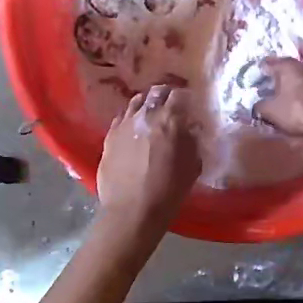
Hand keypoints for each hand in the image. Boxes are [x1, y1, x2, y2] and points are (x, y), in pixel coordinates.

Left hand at [97, 84, 201, 229]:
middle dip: (165, 95)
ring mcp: (123, 124)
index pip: (179, 94)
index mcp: (170, 119)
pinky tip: (133, 128)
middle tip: (171, 104)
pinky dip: (130, 119)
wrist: (132, 210)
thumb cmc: (169, 189)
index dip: (186, 96)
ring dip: (146, 104)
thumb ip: (192, 141)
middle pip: (156, 92)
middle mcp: (145, 114)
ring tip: (151, 113)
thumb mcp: (193, 165)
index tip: (189, 103)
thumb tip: (189, 129)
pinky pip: (121, 118)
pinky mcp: (109, 136)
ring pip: (136, 102)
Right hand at [252, 58, 302, 143]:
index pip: (267, 63)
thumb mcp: (271, 111)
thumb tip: (257, 105)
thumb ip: (259, 106)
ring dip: (288, 87)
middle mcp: (302, 65)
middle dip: (274, 79)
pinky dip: (299, 94)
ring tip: (278, 98)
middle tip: (263, 89)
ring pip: (296, 79)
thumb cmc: (298, 110)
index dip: (257, 72)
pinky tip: (294, 104)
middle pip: (283, 70)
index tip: (251, 81)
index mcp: (287, 65)